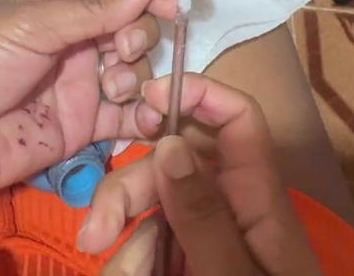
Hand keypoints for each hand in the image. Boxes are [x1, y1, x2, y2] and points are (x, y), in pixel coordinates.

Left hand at [0, 0, 162, 206]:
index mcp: (53, 5)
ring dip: (138, 74)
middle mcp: (70, 41)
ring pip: (131, 70)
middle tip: (121, 50)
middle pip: (127, 28)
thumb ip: (90, 9)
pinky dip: (143, 115)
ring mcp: (77, 85)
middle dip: (137, 34)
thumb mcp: (29, 25)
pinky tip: (150, 115)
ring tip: (116, 86)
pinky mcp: (82, 128)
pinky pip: (124, 117)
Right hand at [81, 77, 321, 275]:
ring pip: (153, 209)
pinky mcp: (186, 267)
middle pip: (174, 163)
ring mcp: (207, 241)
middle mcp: (231, 209)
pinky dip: (132, 263)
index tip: (146, 103)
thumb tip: (171, 141)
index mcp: (258, 199)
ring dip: (125, 242)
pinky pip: (150, 248)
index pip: (238, 120)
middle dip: (129, 190)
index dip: (198, 94)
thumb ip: (203, 216)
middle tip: (95, 234)